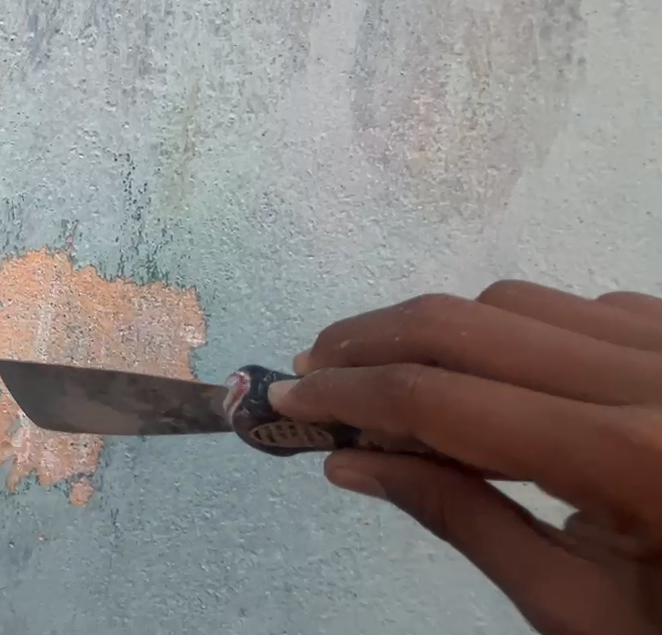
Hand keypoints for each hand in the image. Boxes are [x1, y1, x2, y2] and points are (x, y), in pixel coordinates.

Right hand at [273, 281, 661, 634]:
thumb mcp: (592, 618)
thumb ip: (460, 521)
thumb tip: (342, 462)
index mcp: (642, 462)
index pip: (435, 399)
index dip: (340, 394)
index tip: (280, 396)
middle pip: (459, 326)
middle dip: (363, 343)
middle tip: (310, 369)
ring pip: (513, 302)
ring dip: (433, 333)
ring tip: (395, 372)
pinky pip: (589, 308)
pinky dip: (519, 332)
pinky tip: (512, 378)